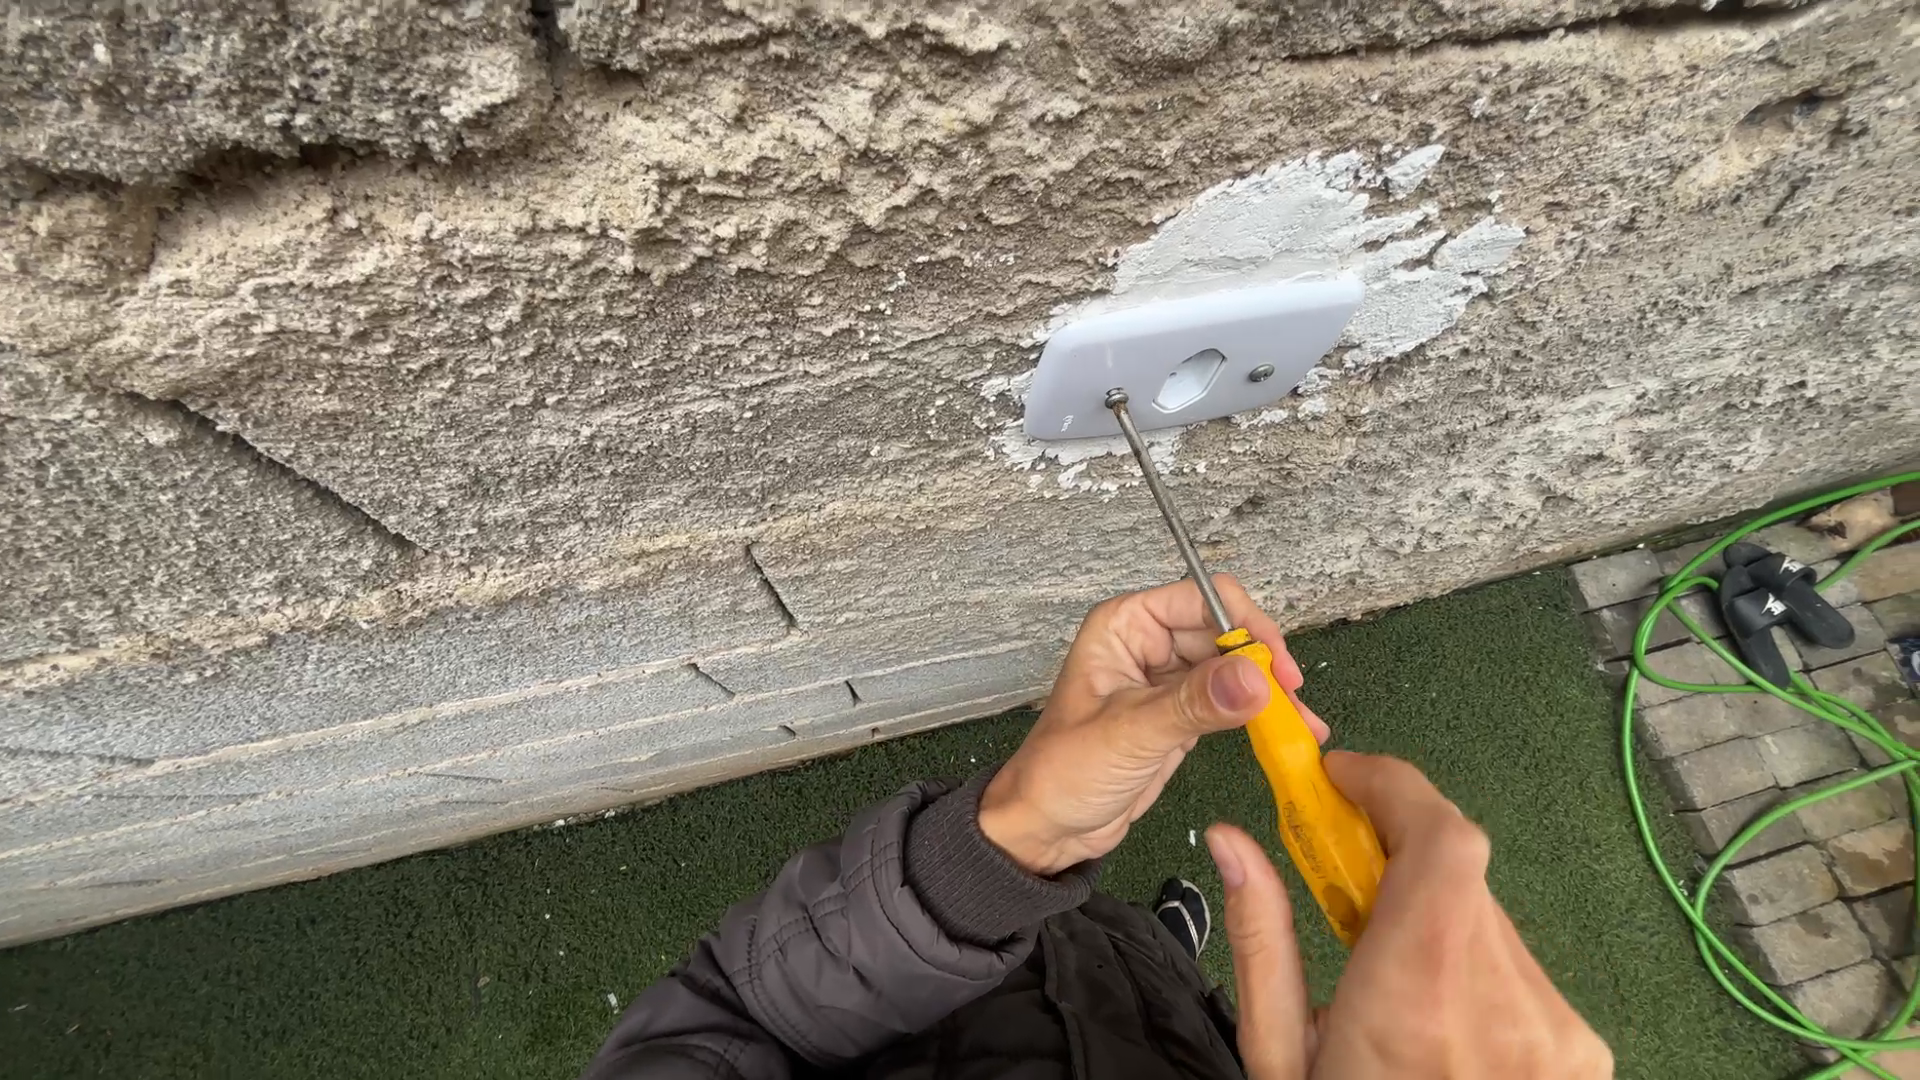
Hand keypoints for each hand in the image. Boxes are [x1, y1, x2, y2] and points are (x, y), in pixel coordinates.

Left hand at [978, 575, 1324, 876]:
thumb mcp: (1129, 733)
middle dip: (1263, 661)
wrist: (1048, 826)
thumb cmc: (1064, 771)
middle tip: (1296, 705)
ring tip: (1303, 723)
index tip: (1277, 667)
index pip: (1200, 598)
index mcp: (1125, 625)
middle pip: (1223, 630)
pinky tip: (1285, 732)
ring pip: (1232, 665)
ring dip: (1267, 689)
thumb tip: (1256, 676)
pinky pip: (1228, 699)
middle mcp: (1147, 641)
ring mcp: (1166, 677)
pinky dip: (1257, 712)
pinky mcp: (1181, 711)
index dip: (1244, 624)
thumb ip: (1192, 703)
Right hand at [1205, 752, 1612, 1079]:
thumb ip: (1260, 934)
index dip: (1391, 783)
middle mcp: (1510, 1004)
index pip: (1441, 838)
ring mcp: (1562, 1033)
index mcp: (1420, 997)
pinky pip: (1510, 958)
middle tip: (1334, 859)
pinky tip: (1426, 1000)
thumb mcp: (1277, 1055)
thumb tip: (1229, 836)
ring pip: (1480, 908)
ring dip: (1422, 897)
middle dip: (1389, 840)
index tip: (1335, 775)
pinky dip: (1457, 945)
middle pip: (1455, 864)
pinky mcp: (1584, 1053)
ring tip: (1375, 949)